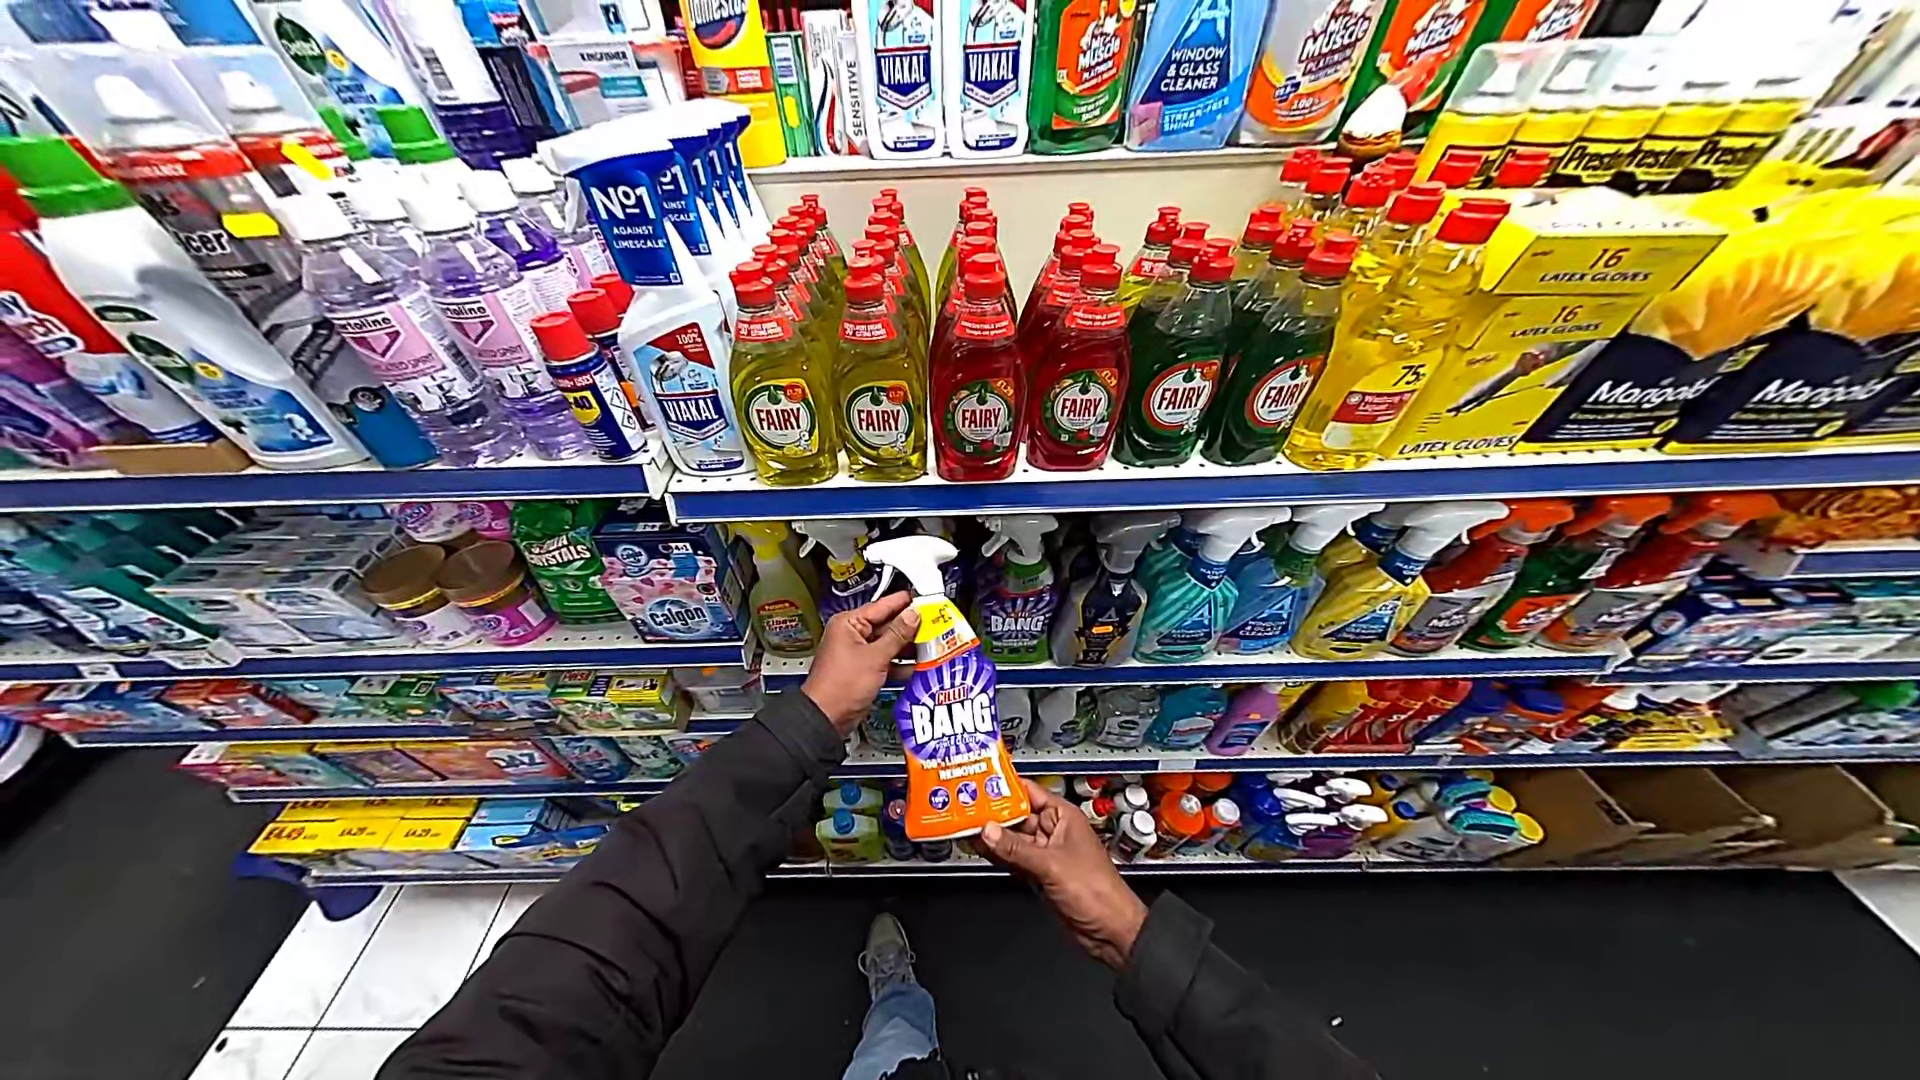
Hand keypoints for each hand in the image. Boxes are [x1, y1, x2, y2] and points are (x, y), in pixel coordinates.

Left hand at [801, 591, 918, 735]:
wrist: (827, 719)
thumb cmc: (839, 687)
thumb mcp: (875, 657)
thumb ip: (897, 634)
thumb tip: (912, 615)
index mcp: (849, 624)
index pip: (882, 606)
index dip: (904, 603)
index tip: (925, 600)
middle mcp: (852, 635)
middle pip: (887, 624)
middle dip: (910, 627)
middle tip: (934, 624)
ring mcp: (858, 653)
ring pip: (889, 643)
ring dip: (908, 646)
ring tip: (930, 644)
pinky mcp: (864, 670)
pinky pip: (886, 660)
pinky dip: (900, 663)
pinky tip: (917, 665)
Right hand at [977, 778, 1148, 969]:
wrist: (1109, 932)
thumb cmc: (1098, 891)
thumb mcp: (1051, 864)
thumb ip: (1017, 848)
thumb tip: (989, 831)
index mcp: (1063, 816)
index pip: (1030, 792)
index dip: (1006, 787)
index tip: (982, 783)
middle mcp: (1054, 831)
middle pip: (1017, 815)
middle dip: (993, 813)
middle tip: (967, 807)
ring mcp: (1045, 853)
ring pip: (1013, 838)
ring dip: (993, 835)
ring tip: (968, 826)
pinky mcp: (1039, 874)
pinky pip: (1014, 858)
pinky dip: (998, 855)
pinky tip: (981, 849)